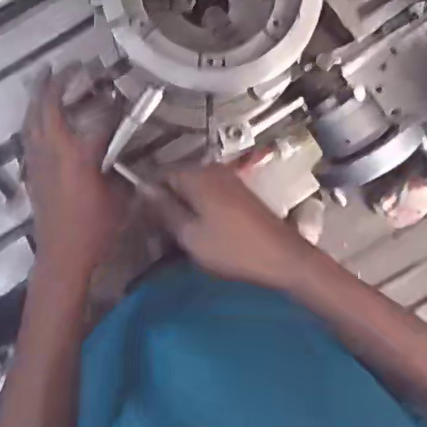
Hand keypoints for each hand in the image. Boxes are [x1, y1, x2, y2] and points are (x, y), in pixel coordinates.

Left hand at [20, 65, 126, 280]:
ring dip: (38, 97)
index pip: (98, 117)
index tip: (119, 91)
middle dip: (54, 83)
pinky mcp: (31, 171)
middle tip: (64, 66)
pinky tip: (39, 117)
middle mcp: (53, 150)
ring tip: (45, 80)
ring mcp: (38, 159)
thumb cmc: (96, 227)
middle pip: (47, 107)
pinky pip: (28, 134)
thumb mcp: (120, 196)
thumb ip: (122, 167)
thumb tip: (125, 148)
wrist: (62, 256)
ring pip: (31, 119)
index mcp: (78, 154)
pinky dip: (33, 118)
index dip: (110, 102)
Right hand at [151, 165, 321, 292]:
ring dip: (182, 209)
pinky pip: (208, 194)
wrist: (284, 257)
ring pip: (192, 188)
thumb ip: (164, 209)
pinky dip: (199, 210)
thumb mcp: (190, 235)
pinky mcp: (238, 191)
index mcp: (195, 174)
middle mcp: (210, 168)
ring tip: (179, 238)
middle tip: (160, 236)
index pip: (158, 174)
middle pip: (175, 180)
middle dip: (165, 203)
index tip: (143, 221)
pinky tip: (201, 233)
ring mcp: (227, 178)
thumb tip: (143, 188)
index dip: (148, 196)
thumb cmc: (233, 249)